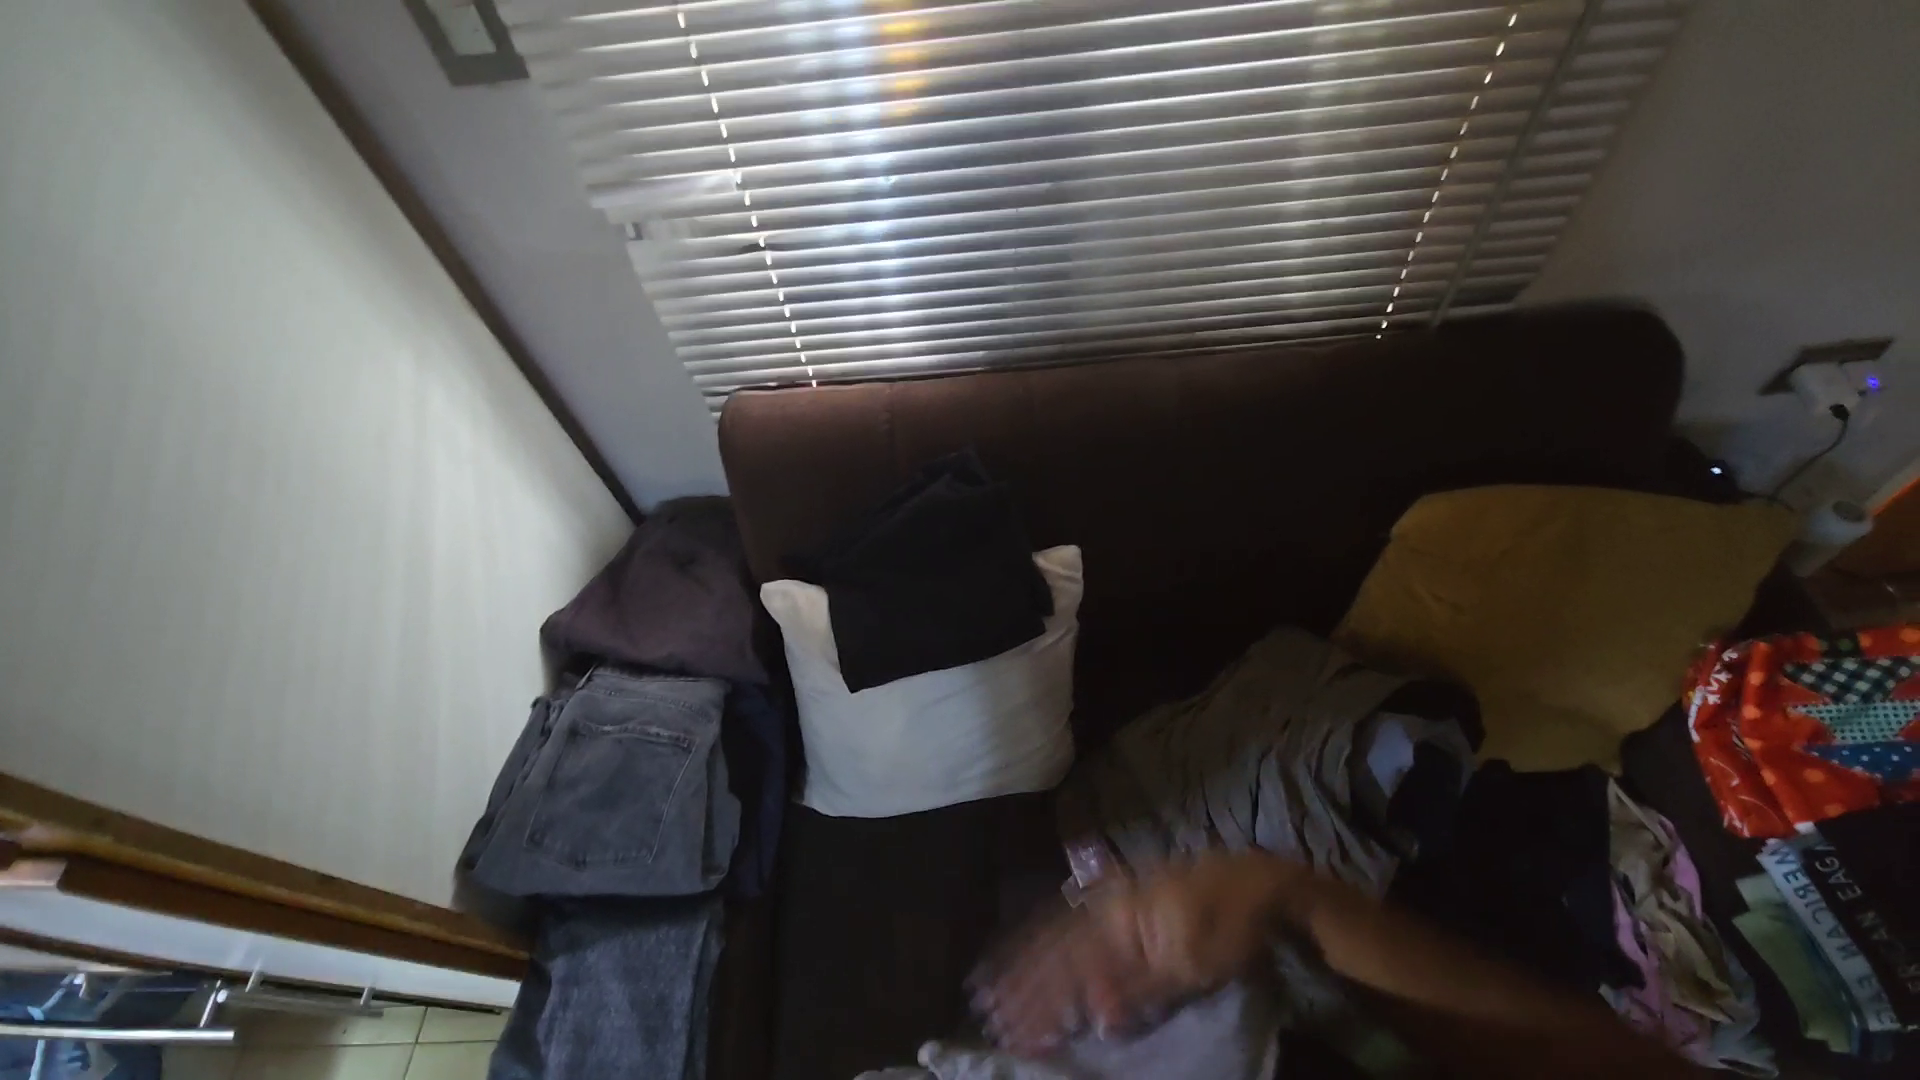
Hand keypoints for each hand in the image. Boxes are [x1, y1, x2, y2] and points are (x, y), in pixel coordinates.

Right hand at [971, 851, 1301, 1054]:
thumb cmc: (1225, 929)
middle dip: (1022, 982)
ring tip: (999, 982)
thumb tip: (1097, 1019)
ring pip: (1061, 934)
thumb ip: (1138, 992)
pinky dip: (1053, 942)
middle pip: (1055, 948)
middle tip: (989, 1009)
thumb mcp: (1187, 968)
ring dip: (1029, 962)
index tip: (1009, 1026)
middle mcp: (1106, 907)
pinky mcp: (1128, 902)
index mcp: (1117, 922)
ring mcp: (1116, 900)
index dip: (1037, 998)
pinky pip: (1078, 923)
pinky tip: (1041, 950)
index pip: (1066, 967)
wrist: (1255, 884)